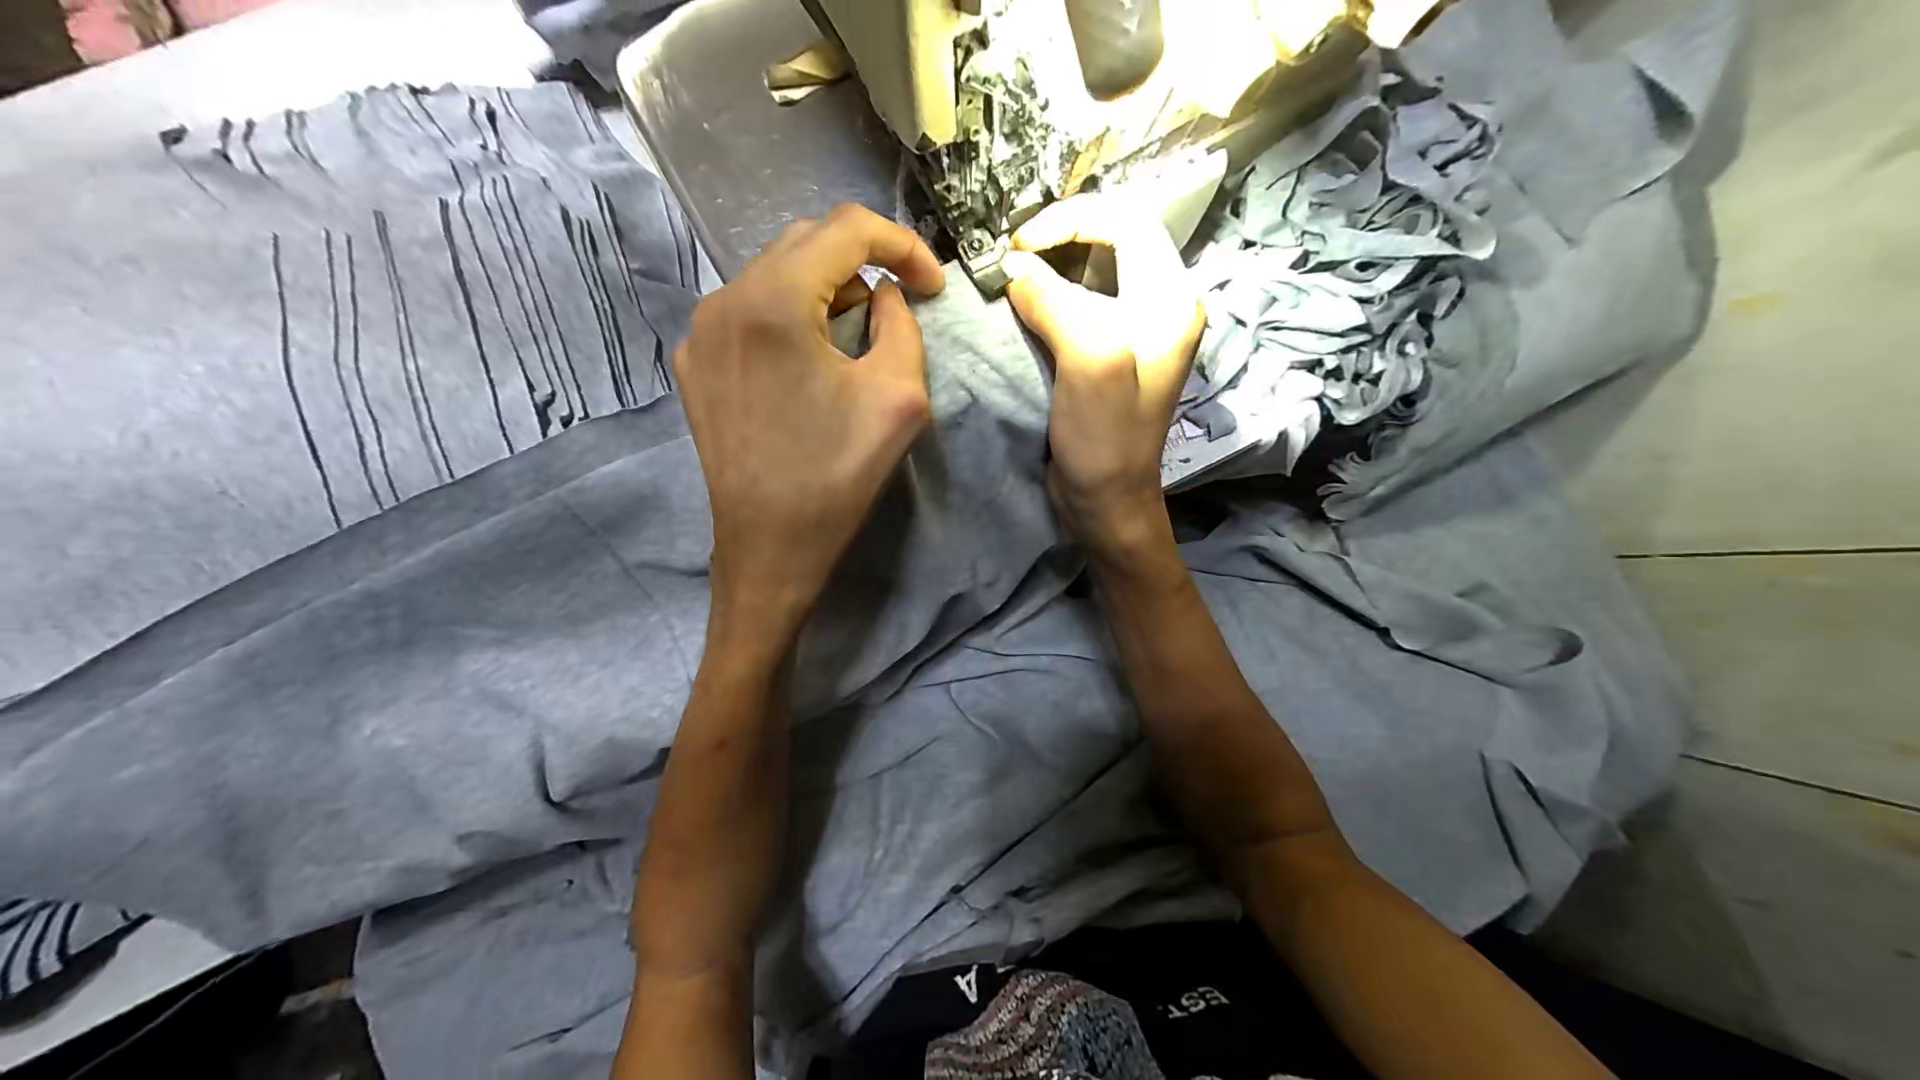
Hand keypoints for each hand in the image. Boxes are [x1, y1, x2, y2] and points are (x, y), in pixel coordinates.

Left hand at [674, 204, 945, 636]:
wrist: (767, 548)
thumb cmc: (836, 478)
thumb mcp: (899, 397)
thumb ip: (902, 325)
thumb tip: (884, 295)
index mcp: (773, 300)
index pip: (847, 228)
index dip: (902, 246)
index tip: (932, 285)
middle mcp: (724, 300)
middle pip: (805, 243)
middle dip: (863, 264)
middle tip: (899, 308)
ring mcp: (700, 333)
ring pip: (774, 275)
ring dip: (825, 290)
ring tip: (856, 337)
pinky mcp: (694, 365)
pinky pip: (749, 313)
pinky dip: (789, 318)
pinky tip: (809, 363)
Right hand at [1003, 194, 1204, 554]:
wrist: (1107, 501)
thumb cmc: (1106, 439)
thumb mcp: (1089, 362)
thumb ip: (1057, 303)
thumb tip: (1016, 269)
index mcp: (1170, 301)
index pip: (1128, 221)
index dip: (1073, 218)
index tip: (1022, 244)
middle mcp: (1161, 306)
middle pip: (1114, 239)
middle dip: (1061, 236)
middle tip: (1014, 256)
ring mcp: (1137, 329)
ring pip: (1096, 268)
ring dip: (1053, 262)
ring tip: (1014, 274)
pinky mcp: (1112, 350)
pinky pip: (1083, 301)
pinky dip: (1052, 292)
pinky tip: (1025, 303)